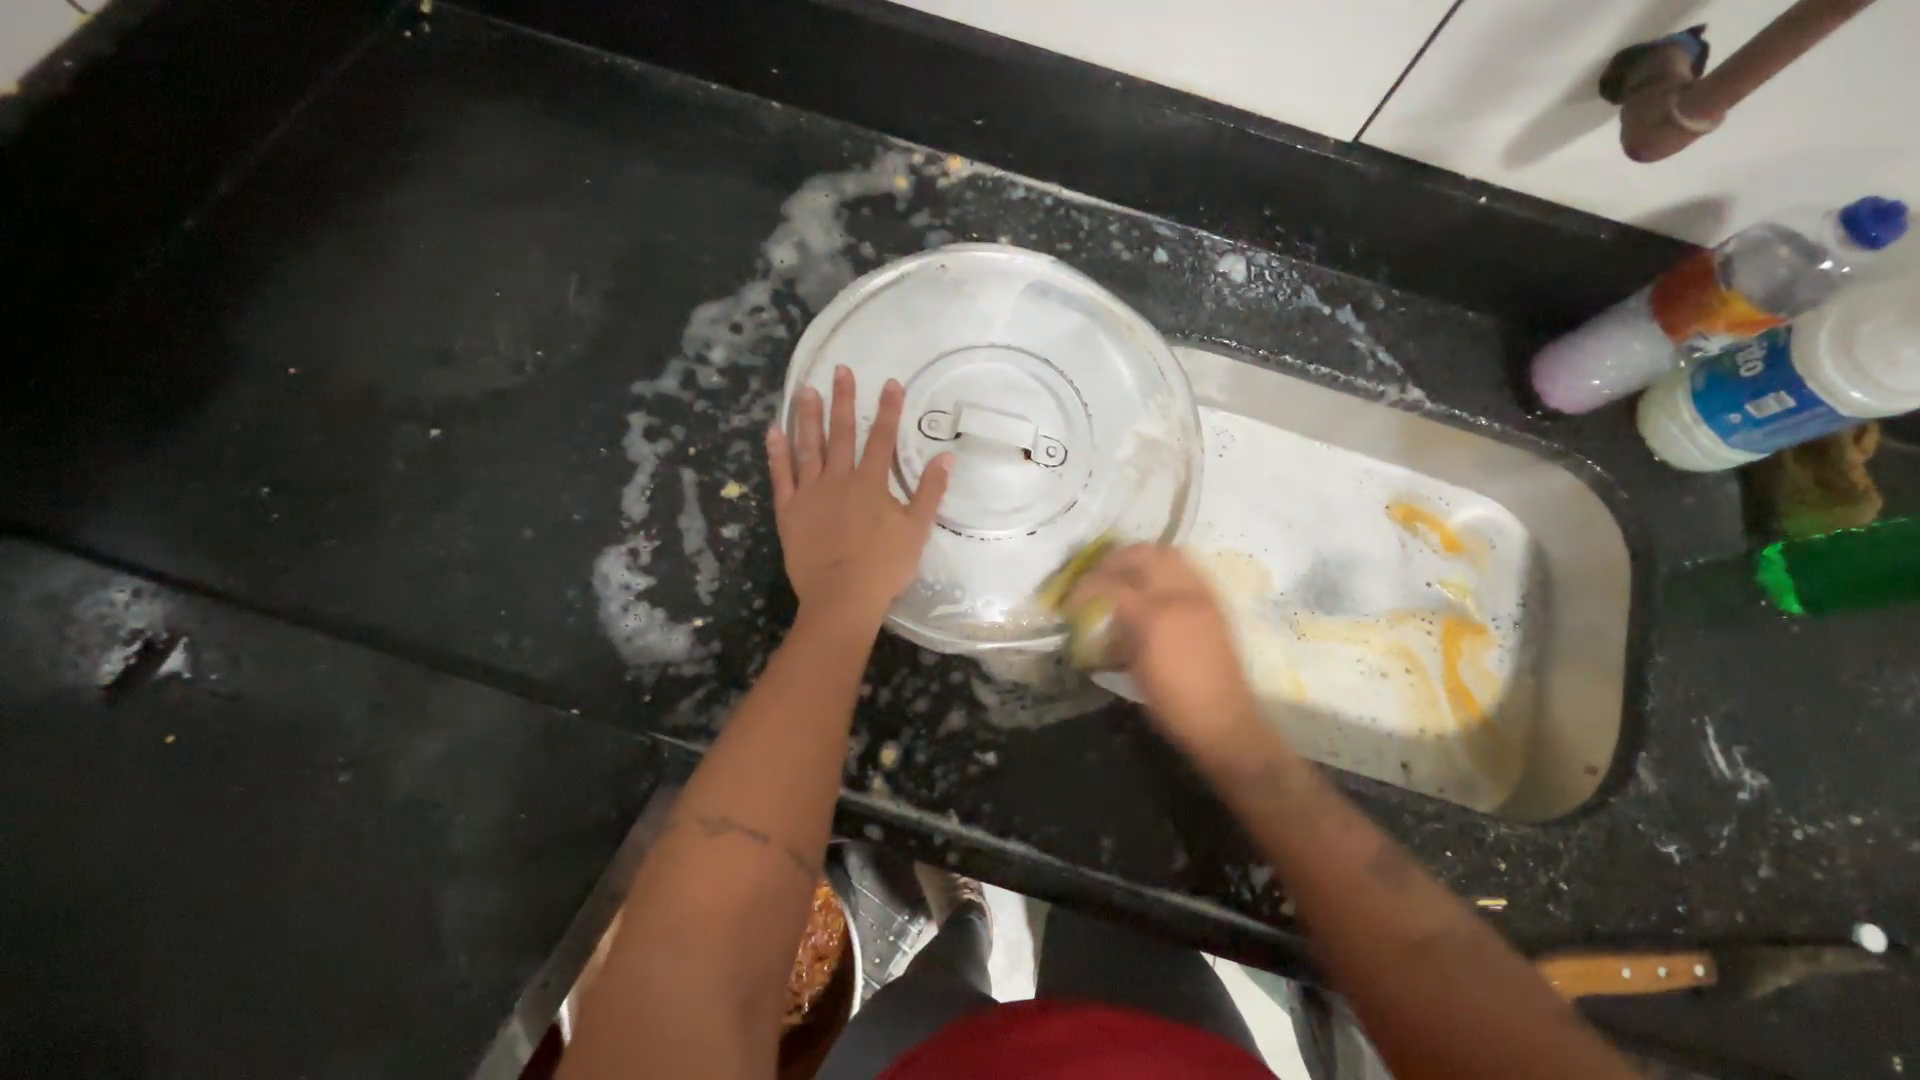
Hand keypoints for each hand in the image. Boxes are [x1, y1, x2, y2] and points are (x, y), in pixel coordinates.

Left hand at [767, 366, 951, 626]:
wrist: (842, 596)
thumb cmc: (884, 566)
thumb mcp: (917, 530)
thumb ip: (930, 492)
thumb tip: (947, 457)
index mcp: (871, 483)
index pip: (882, 438)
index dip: (888, 409)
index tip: (890, 382)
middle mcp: (838, 479)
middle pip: (841, 433)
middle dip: (842, 399)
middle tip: (839, 370)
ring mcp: (809, 493)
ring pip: (808, 446)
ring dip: (807, 416)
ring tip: (804, 389)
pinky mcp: (788, 510)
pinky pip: (780, 475)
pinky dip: (776, 452)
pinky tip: (773, 431)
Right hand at [1069, 544, 1262, 757]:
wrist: (1224, 721)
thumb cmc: (1172, 705)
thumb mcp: (1134, 670)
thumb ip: (1119, 634)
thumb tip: (1104, 617)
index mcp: (1153, 617)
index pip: (1110, 584)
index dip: (1084, 586)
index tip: (1071, 597)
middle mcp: (1179, 596)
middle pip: (1142, 554)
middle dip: (1114, 560)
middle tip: (1099, 576)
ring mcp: (1202, 595)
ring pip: (1169, 553)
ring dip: (1142, 558)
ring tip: (1125, 574)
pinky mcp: (1215, 602)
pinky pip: (1187, 569)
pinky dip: (1165, 568)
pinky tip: (1153, 587)